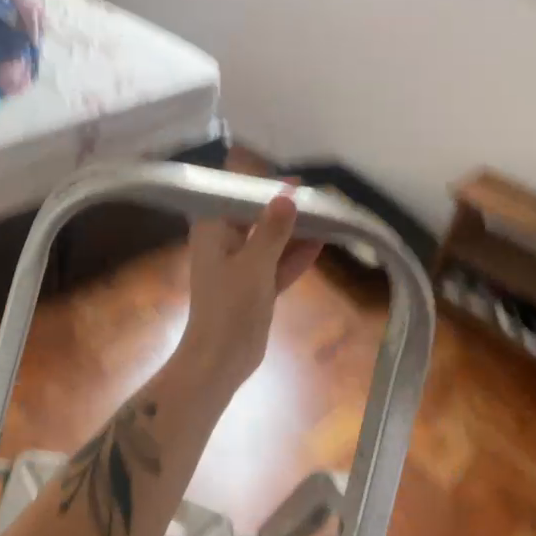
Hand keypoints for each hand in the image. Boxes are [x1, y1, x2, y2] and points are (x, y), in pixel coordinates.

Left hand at [176, 191, 321, 388]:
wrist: (222, 357)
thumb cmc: (230, 304)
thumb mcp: (254, 262)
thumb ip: (272, 229)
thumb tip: (287, 195)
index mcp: (211, 230)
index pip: (233, 195)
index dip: (260, 185)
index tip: (292, 177)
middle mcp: (222, 243)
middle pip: (253, 216)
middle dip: (281, 206)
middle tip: (315, 192)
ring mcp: (238, 266)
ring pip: (268, 240)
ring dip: (293, 230)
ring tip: (325, 212)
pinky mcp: (254, 287)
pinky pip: (276, 264)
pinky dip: (294, 256)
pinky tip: (322, 242)